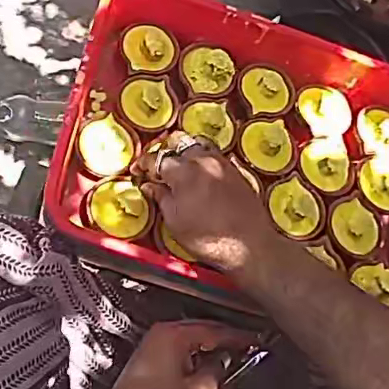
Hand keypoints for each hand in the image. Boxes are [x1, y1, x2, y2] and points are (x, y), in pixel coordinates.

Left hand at [75, 320, 258, 388]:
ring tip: (231, 352)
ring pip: (191, 334)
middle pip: (202, 327)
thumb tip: (224, 362)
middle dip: (225, 336)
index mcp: (175, 335)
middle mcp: (163, 331)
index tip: (255, 340)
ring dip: (210, 342)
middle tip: (246, 345)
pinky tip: (206, 360)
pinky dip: (195, 349)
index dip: (238, 336)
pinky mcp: (149, 351)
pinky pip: (180, 343)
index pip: (215, 330)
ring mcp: (154, 339)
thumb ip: (217, 372)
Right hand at [133, 137, 279, 272]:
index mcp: (183, 172)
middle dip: (165, 151)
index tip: (138, 171)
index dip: (144, 164)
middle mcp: (204, 161)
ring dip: (185, 151)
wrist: (250, 246)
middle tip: (157, 166)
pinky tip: (199, 175)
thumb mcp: (175, 221)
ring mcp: (223, 164)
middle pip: (179, 142)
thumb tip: (151, 187)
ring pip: (199, 145)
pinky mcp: (237, 172)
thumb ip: (161, 198)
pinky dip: (203, 159)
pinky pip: (215, 156)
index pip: (156, 158)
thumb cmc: (210, 238)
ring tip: (178, 167)